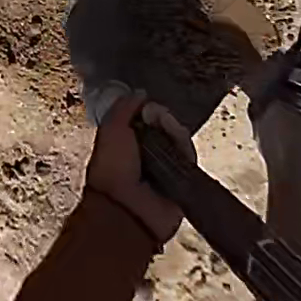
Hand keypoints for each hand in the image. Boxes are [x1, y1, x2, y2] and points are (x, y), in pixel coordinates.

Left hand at [84, 90, 191, 244]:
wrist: (125, 207)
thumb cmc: (111, 166)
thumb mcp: (111, 128)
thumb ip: (125, 107)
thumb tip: (142, 93)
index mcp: (128, 141)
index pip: (146, 119)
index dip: (150, 109)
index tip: (148, 107)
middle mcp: (147, 153)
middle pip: (165, 127)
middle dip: (164, 118)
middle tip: (159, 118)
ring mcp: (165, 167)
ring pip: (178, 139)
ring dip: (174, 130)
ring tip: (167, 129)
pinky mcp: (182, 181)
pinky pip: (189, 157)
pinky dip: (185, 146)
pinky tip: (179, 142)